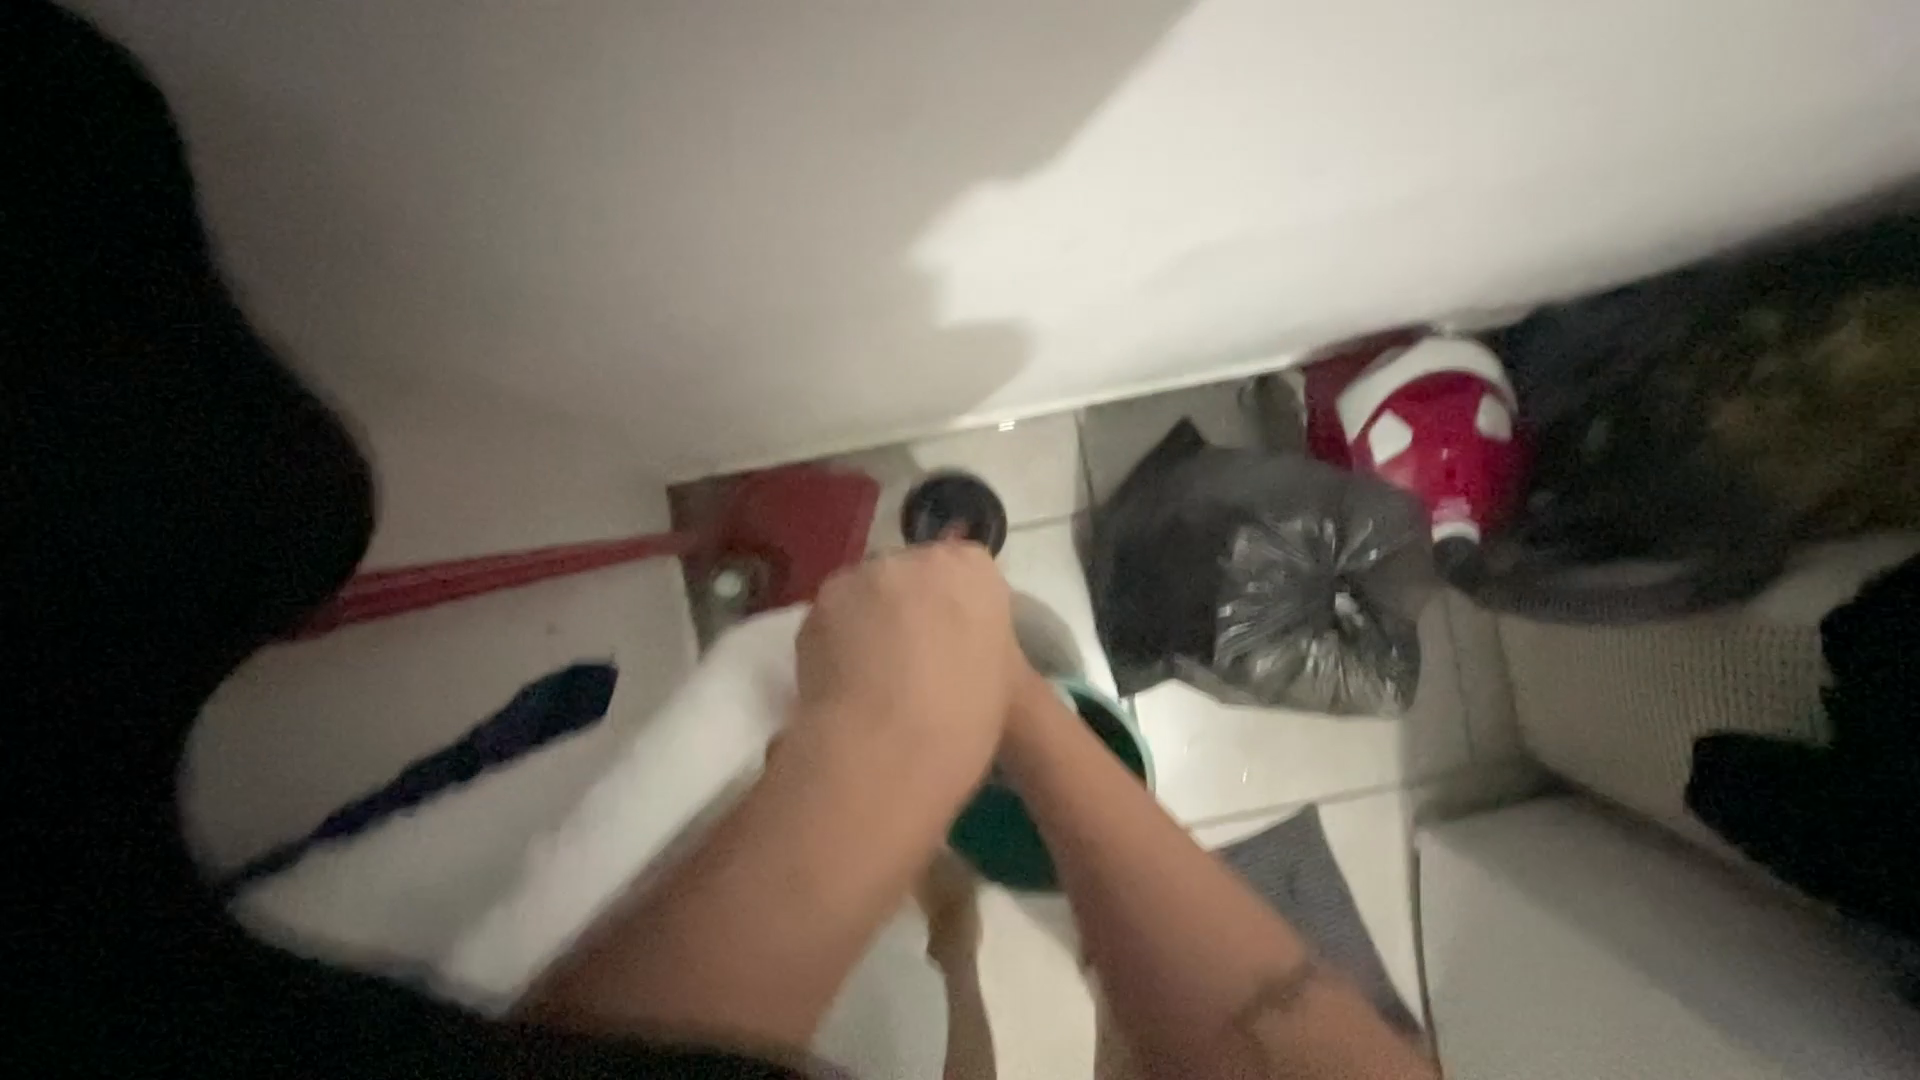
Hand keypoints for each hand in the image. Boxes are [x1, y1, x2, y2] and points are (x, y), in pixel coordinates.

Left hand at [789, 541, 1023, 791]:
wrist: (884, 749)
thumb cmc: (963, 719)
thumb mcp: (1002, 677)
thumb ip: (982, 641)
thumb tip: (954, 643)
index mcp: (972, 569)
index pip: (968, 572)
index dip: (960, 609)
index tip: (955, 646)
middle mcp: (915, 558)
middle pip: (916, 574)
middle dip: (915, 606)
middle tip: (914, 661)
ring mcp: (861, 576)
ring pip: (870, 591)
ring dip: (872, 619)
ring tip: (873, 675)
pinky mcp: (818, 604)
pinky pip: (835, 615)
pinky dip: (839, 638)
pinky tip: (845, 680)